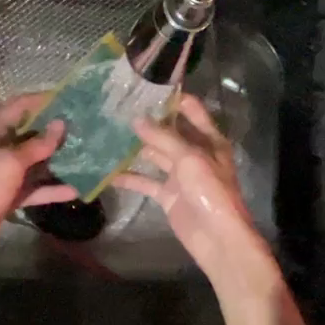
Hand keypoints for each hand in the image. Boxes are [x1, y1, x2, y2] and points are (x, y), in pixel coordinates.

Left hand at [0, 94, 76, 266]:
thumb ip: (36, 146)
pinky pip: (34, 189)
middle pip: (29, 135)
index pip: (17, 108)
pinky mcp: (9, 196)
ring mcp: (3, 175)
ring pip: (35, 163)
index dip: (40, 100)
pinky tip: (75, 190)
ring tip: (85, 155)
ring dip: (57, 160)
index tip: (67, 98)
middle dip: (54, 131)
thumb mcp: (7, 164)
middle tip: (84, 127)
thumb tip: (60, 124)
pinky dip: (52, 189)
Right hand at [112, 96, 275, 289]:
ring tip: (107, 132)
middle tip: (116, 107)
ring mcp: (180, 175)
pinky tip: (107, 171)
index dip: (172, 98)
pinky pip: (146, 182)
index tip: (144, 86)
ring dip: (134, 147)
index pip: (191, 110)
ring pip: (155, 156)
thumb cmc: (211, 192)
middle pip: (169, 132)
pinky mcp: (168, 195)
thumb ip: (163, 137)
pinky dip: (129, 178)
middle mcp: (195, 154)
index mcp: (209, 140)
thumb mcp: (190, 158)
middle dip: (147, 121)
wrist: (218, 238)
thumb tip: (136, 119)